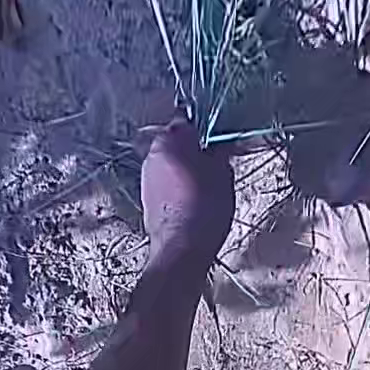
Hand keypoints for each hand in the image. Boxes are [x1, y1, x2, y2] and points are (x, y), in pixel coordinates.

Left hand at [140, 117, 234, 277]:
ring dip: (183, 170)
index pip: (187, 121)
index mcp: (169, 140)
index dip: (205, 129)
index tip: (217, 138)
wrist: (182, 248)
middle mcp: (151, 156)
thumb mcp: (223, 172)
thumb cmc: (204, 207)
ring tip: (205, 185)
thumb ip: (218, 151)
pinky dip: (176, 187)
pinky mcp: (146, 200)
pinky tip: (192, 200)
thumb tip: (218, 145)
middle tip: (214, 162)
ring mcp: (146, 179)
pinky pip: (164, 185)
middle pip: (174, 144)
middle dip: (192, 150)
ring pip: (168, 165)